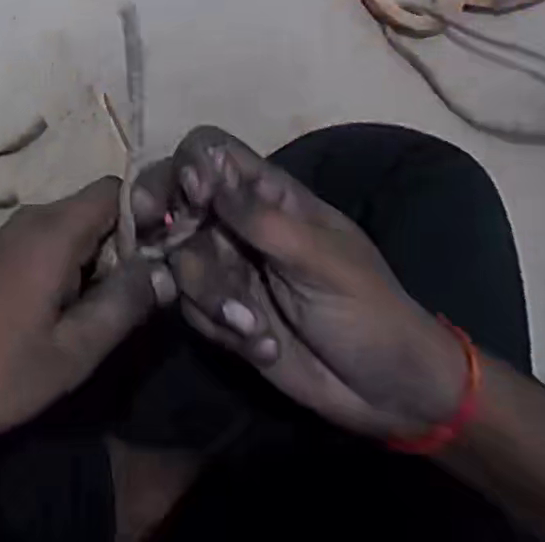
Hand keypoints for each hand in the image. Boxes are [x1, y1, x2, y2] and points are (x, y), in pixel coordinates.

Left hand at [0, 176, 175, 451]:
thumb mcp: (73, 351)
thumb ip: (124, 304)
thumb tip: (165, 270)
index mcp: (55, 230)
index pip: (116, 190)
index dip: (148, 212)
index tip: (167, 253)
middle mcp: (35, 218)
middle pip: (99, 208)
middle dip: (128, 242)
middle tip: (145, 292)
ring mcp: (15, 233)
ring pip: (79, 225)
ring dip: (103, 257)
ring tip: (113, 307)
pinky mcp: (4, 252)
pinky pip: (56, 240)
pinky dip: (77, 263)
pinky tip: (75, 309)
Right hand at [135, 127, 467, 442]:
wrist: (390, 393)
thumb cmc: (368, 311)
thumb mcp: (321, 260)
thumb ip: (260, 218)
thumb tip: (207, 170)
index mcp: (267, 194)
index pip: (211, 151)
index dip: (190, 163)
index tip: (192, 196)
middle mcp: (234, 221)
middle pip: (173, 194)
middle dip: (158, 213)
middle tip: (155, 239)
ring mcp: (223, 264)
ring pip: (177, 257)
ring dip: (208, 293)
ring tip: (253, 327)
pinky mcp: (217, 309)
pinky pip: (187, 304)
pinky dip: (217, 325)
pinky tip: (262, 346)